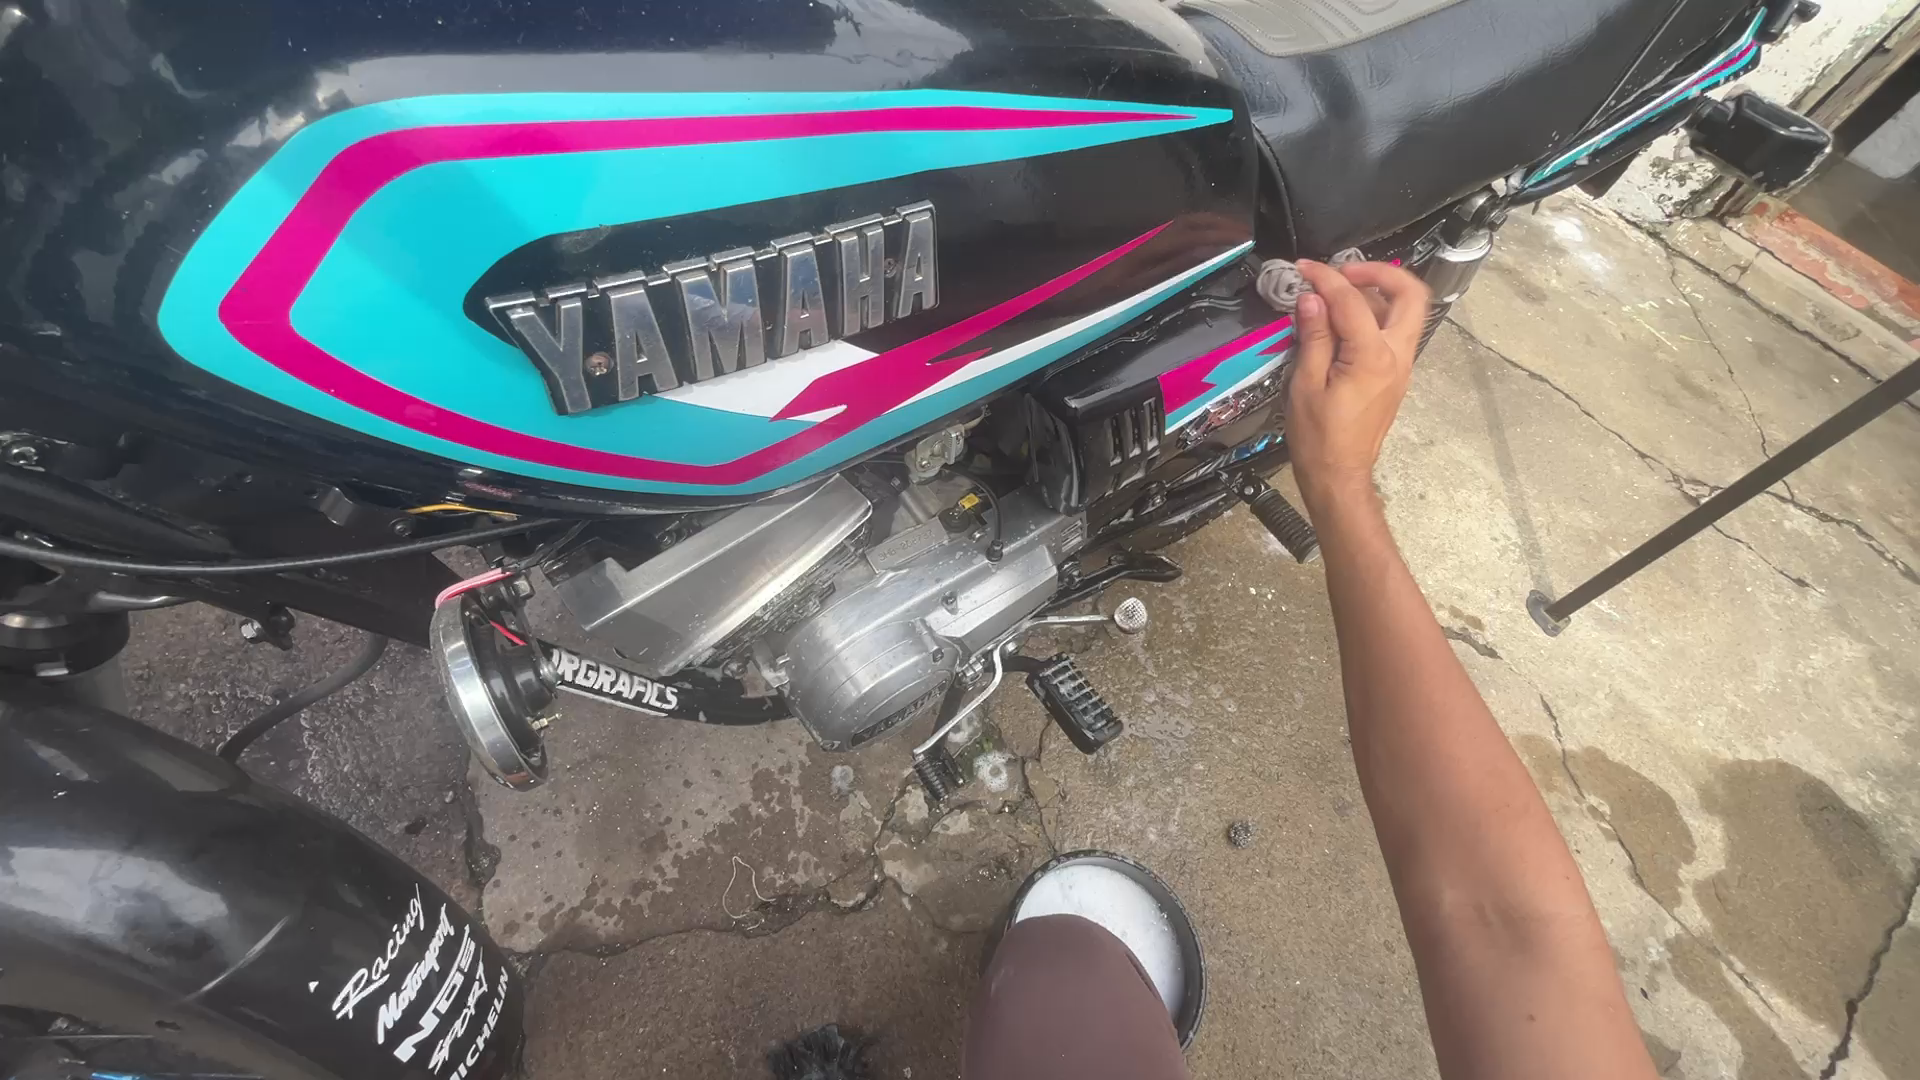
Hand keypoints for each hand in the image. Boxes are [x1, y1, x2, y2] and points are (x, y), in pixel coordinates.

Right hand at [1285, 260, 1429, 513]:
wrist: (1339, 473)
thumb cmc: (1317, 436)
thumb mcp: (1305, 386)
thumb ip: (1313, 338)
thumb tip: (1311, 300)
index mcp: (1372, 357)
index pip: (1352, 302)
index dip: (1326, 279)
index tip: (1305, 267)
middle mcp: (1397, 355)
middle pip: (1409, 294)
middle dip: (1378, 273)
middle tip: (1342, 272)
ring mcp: (1402, 365)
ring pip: (1406, 311)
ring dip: (1378, 293)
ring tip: (1339, 294)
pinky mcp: (1395, 374)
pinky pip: (1393, 331)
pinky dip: (1374, 315)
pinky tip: (1343, 322)